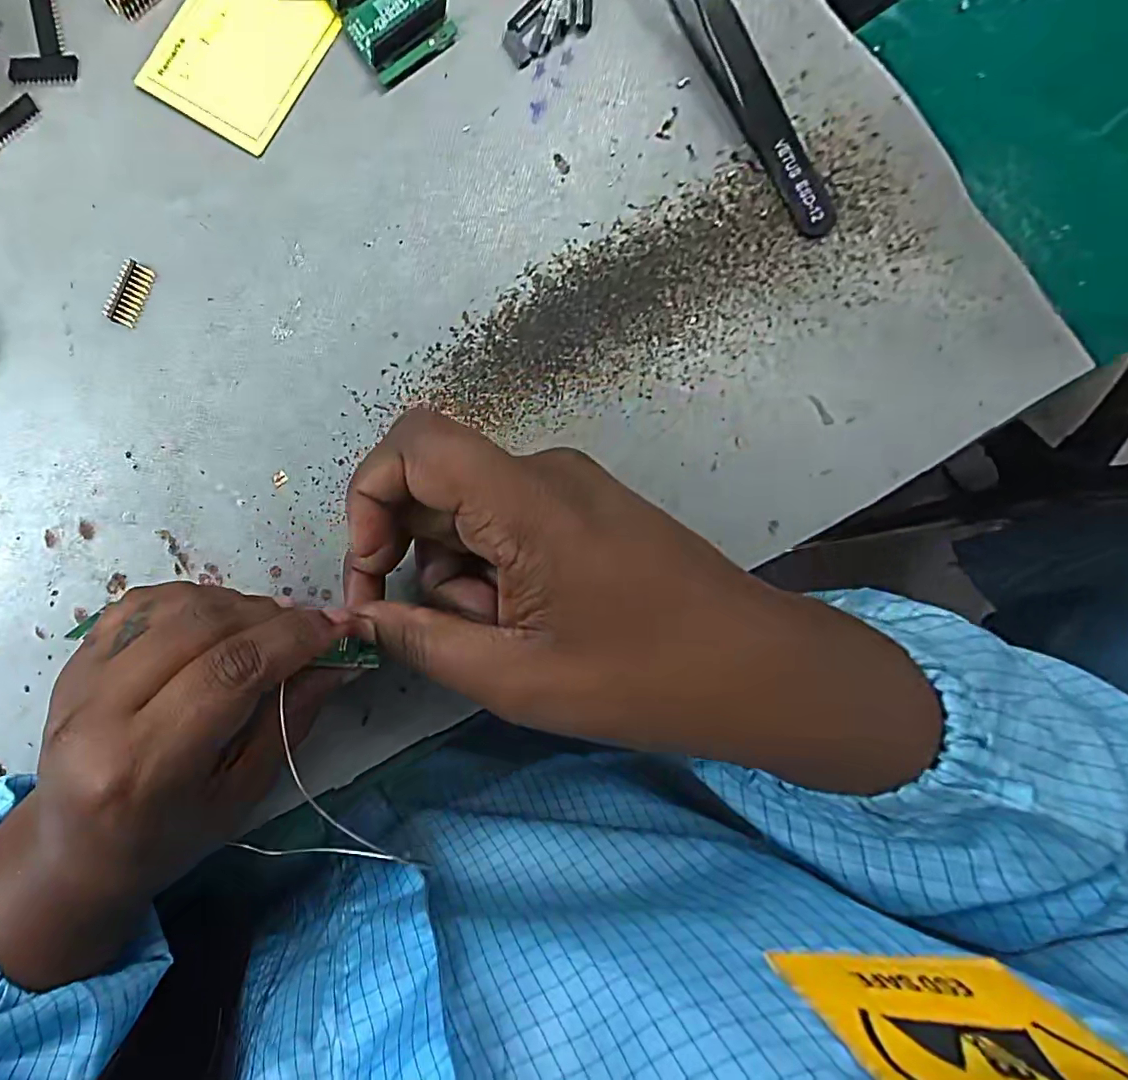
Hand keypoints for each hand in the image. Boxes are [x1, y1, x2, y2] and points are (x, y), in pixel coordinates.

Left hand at [0, 583, 349, 988]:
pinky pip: (142, 603)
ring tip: (265, 624)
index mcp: (145, 764)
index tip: (334, 629)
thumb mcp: (238, 796)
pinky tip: (216, 617)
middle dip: (268, 617)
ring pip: (173, 605)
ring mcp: (79, 679)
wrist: (76, 848)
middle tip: (307, 626)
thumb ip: (286, 721)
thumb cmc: (165, 838)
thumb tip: (333, 662)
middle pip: (202, 628)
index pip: (229, 672)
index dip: (291, 640)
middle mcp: (102, 712)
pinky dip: (191, 599)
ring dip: (233, 602)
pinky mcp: (75, 659)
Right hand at [342, 409, 939, 794]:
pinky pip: (500, 524)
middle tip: (430, 627)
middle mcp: (542, 473)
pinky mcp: (579, 508)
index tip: (372, 569)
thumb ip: (421, 641)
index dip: (368, 495)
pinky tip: (524, 620)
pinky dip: (487, 571)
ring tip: (501, 636)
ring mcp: (565, 487)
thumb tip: (359, 616)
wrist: (768, 674)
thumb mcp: (514, 678)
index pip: (414, 444)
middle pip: (431, 487)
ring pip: (463, 514)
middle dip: (410, 557)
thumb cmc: (644, 679)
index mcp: (526, 501)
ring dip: (455, 576)